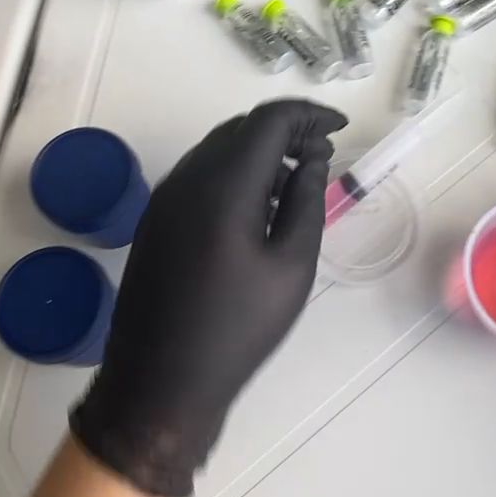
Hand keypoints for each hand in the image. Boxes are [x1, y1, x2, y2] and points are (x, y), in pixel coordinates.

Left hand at [71, 99, 347, 496]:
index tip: (339, 129)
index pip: (270, 120)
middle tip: (322, 155)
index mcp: (224, 184)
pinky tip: (256, 207)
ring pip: (219, 149)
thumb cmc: (238, 328)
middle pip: (242, 128)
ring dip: (260, 152)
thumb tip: (314, 159)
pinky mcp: (156, 217)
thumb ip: (307, 201)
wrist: (160, 381)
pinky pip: (200, 174)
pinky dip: (235, 173)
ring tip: (295, 183)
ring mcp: (165, 196)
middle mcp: (188, 177)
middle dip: (287, 131)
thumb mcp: (291, 265)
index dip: (310, 115)